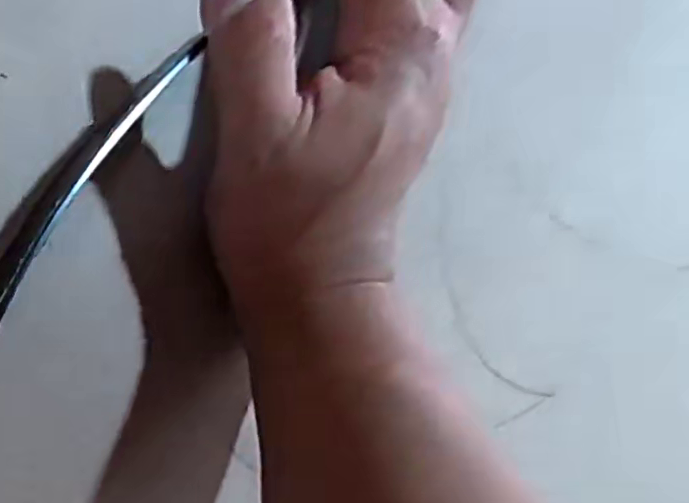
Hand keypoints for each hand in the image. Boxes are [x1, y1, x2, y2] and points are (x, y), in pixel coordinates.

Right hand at [202, 0, 472, 315]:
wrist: (312, 288)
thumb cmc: (280, 220)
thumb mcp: (253, 137)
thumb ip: (250, 50)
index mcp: (405, 39)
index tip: (251, 10)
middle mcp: (437, 44)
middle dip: (330, 1)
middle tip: (274, 21)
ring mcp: (432, 75)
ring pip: (420, 2)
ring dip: (359, 9)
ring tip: (308, 25)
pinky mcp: (410, 105)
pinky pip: (424, 22)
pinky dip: (383, 17)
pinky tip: (343, 33)